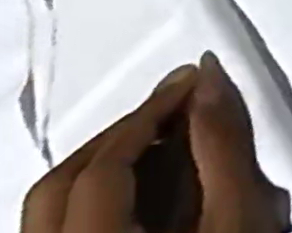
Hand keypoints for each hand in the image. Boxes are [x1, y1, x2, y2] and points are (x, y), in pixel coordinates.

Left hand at [21, 52, 289, 232]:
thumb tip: (208, 73)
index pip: (100, 168)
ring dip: (108, 158)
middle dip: (121, 132)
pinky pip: (61, 223)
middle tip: (178, 101)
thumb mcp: (239, 213)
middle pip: (56, 185)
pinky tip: (150, 178)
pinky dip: (100, 189)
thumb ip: (222, 145)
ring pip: (51, 206)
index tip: (194, 75)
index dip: (147, 114)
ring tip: (169, 133)